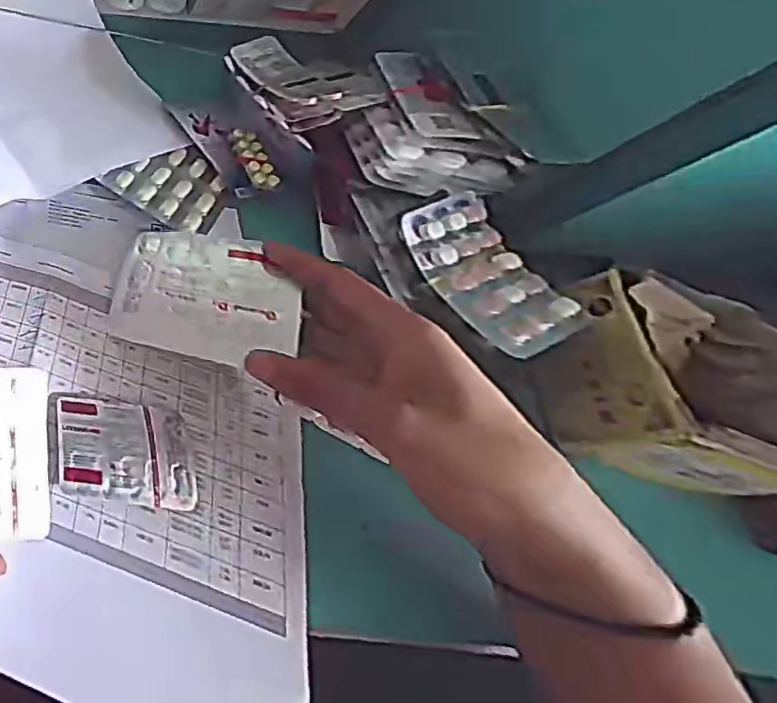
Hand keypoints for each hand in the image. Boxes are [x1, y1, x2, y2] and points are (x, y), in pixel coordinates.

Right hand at [243, 242, 582, 547]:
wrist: (536, 525)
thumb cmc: (472, 458)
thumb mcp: (391, 419)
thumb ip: (321, 386)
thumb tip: (259, 359)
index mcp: (404, 335)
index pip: (343, 287)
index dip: (302, 266)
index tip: (264, 251)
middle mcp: (398, 350)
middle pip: (334, 316)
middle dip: (289, 303)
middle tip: (239, 296)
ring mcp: (397, 383)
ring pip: (334, 352)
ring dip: (294, 345)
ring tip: (247, 335)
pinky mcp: (395, 414)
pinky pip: (341, 386)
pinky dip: (311, 382)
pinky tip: (284, 383)